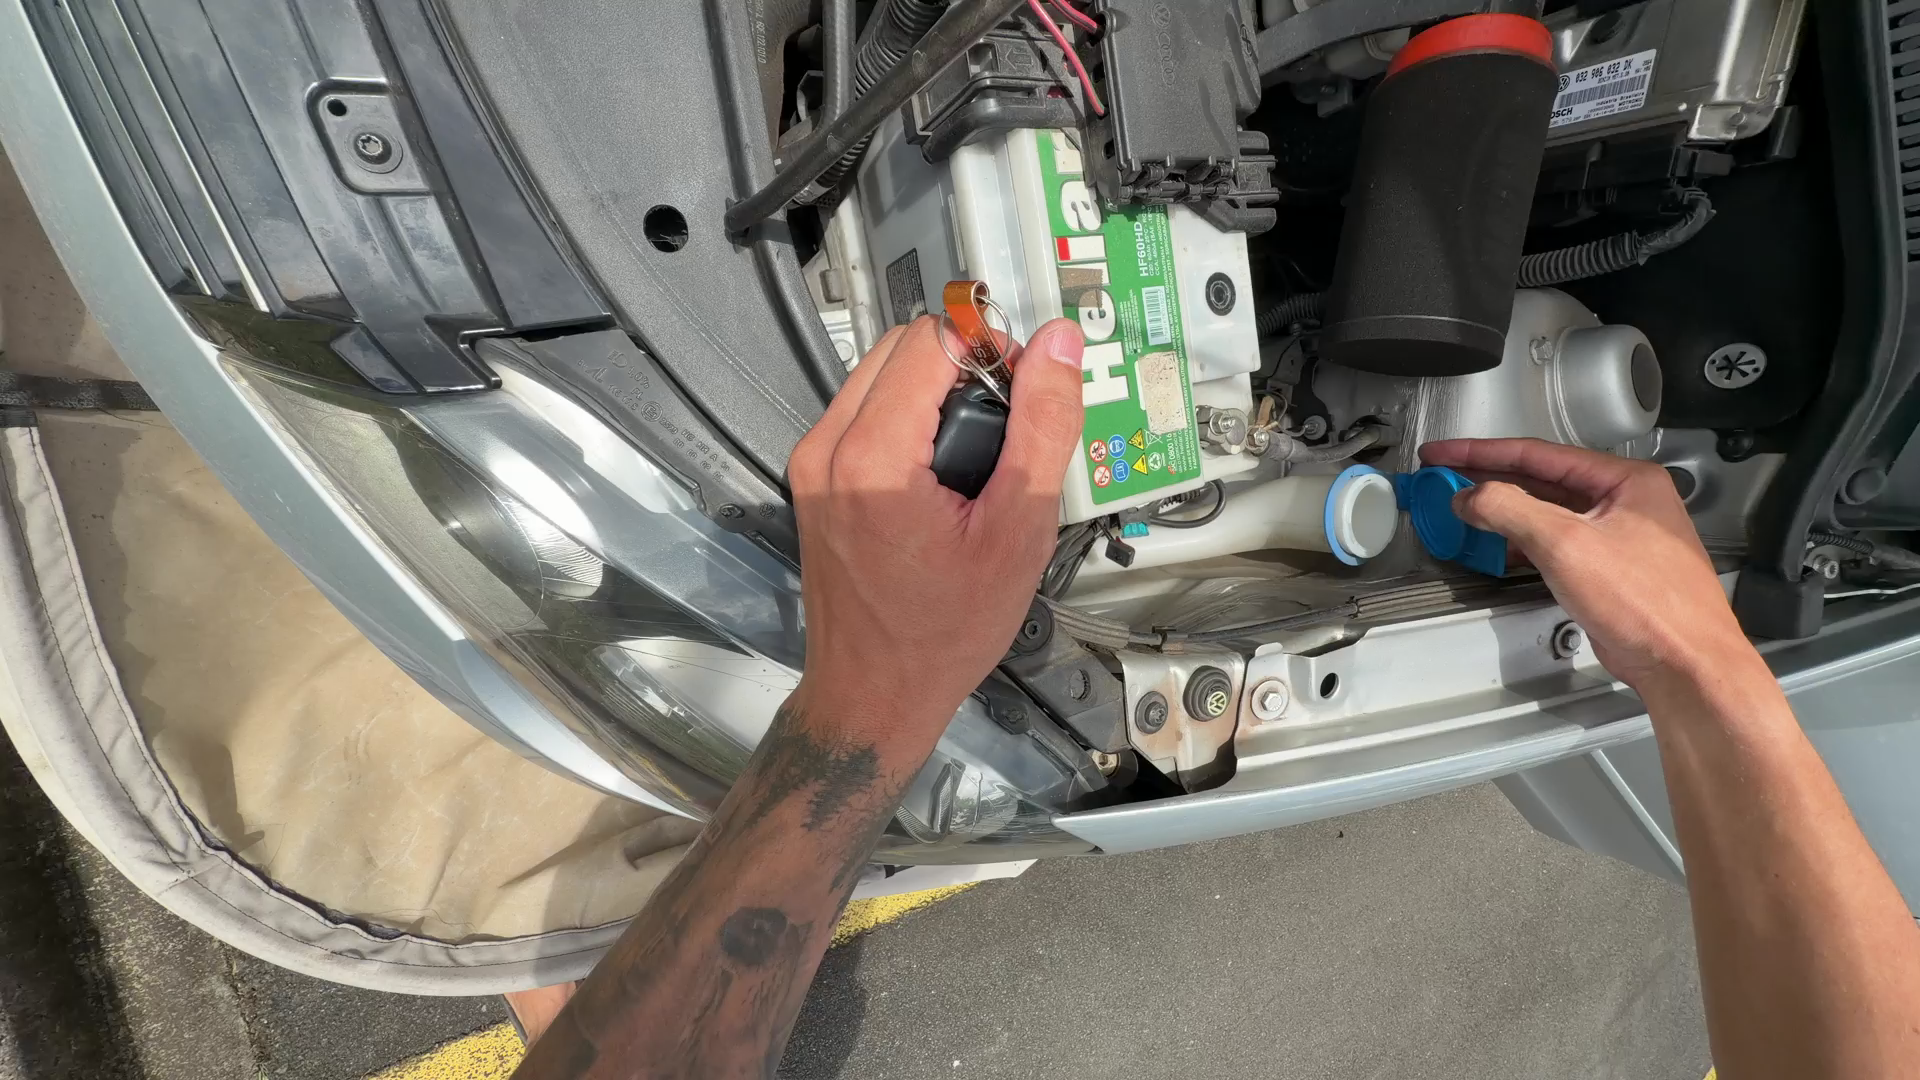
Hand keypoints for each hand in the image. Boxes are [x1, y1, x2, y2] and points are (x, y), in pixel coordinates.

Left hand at [787, 316, 1084, 750]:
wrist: (876, 691)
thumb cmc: (943, 631)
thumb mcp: (1017, 530)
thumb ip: (1043, 428)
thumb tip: (1058, 347)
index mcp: (872, 455)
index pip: (930, 338)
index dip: (987, 348)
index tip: (1019, 388)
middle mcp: (826, 448)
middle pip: (901, 348)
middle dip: (961, 365)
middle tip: (1004, 424)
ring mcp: (811, 464)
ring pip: (879, 375)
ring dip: (934, 391)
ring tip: (976, 453)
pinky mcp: (813, 480)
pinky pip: (863, 413)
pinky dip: (907, 419)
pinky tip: (940, 471)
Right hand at [1419, 438, 1753, 688]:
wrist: (1682, 662)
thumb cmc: (1646, 602)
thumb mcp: (1565, 543)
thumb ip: (1508, 509)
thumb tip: (1466, 496)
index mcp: (1624, 481)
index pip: (1536, 454)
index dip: (1478, 452)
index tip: (1440, 453)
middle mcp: (1620, 501)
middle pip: (1535, 479)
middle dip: (1482, 477)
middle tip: (1438, 476)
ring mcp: (1609, 533)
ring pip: (1537, 509)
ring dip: (1493, 508)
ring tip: (1453, 506)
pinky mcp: (1597, 563)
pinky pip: (1543, 538)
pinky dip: (1509, 537)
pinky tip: (1485, 541)